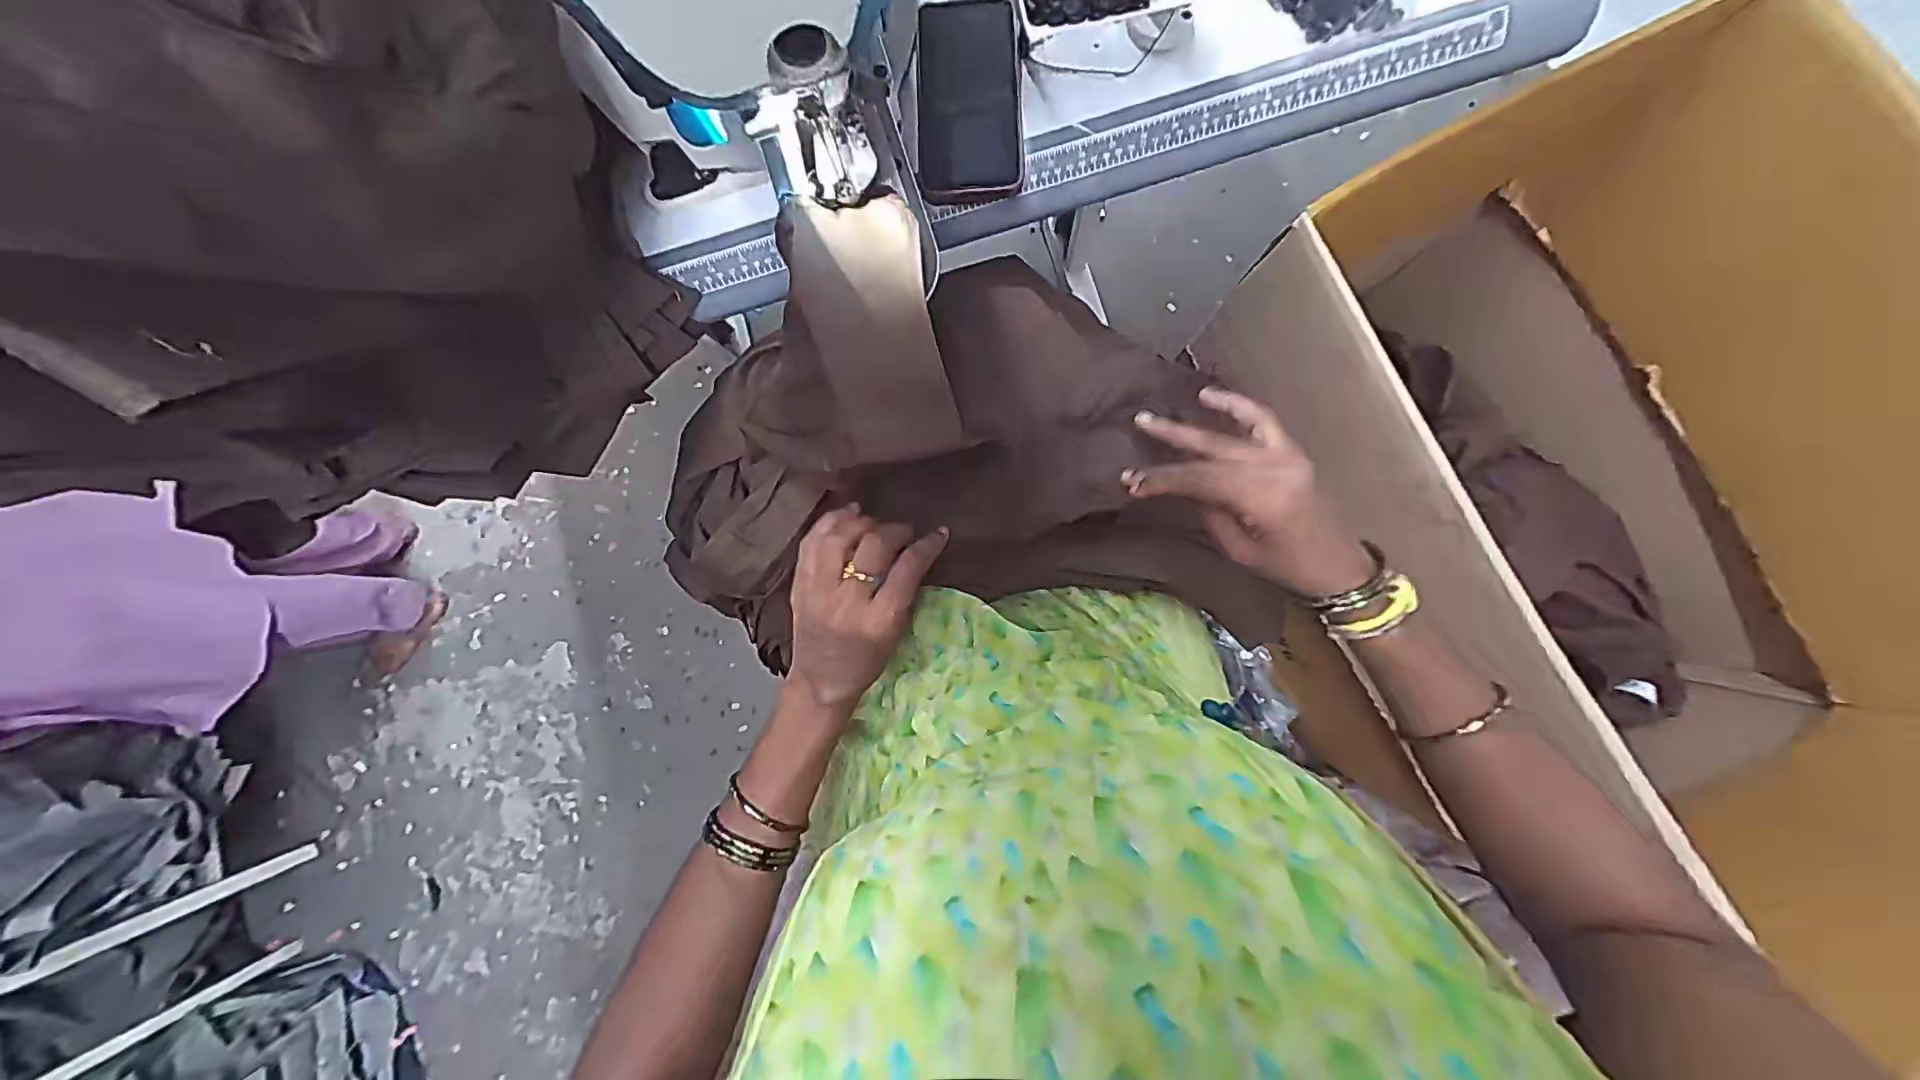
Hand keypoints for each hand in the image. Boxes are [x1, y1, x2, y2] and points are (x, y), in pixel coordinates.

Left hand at [786, 504, 948, 713]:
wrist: (820, 680)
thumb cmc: (866, 660)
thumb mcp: (896, 632)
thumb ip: (904, 592)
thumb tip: (915, 551)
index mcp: (878, 620)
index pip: (906, 569)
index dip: (926, 545)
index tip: (937, 534)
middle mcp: (847, 602)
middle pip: (872, 546)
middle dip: (894, 530)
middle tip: (904, 531)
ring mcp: (818, 591)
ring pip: (838, 537)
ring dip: (861, 522)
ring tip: (874, 521)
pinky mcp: (799, 585)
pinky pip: (811, 542)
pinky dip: (830, 522)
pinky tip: (847, 514)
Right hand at [1124, 386, 1374, 595]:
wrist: (1340, 566)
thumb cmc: (1289, 567)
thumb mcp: (1240, 549)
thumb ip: (1213, 513)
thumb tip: (1188, 487)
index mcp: (1263, 498)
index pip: (1200, 479)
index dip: (1163, 478)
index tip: (1131, 481)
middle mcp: (1275, 469)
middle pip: (1212, 450)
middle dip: (1171, 440)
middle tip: (1139, 426)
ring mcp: (1287, 456)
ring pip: (1229, 434)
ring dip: (1192, 423)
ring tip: (1159, 416)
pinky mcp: (1293, 452)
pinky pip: (1262, 420)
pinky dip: (1236, 405)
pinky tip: (1210, 396)